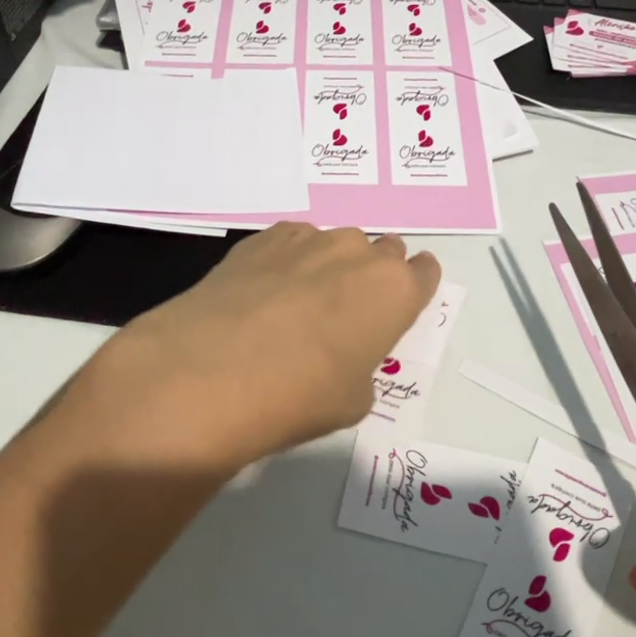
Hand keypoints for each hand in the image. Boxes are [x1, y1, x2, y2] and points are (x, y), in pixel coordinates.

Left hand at [81, 223, 441, 465]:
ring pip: (334, 244)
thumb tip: (341, 353)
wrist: (211, 371)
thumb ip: (363, 364)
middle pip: (382, 251)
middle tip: (347, 311)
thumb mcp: (353, 399)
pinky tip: (263, 294)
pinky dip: (287, 262)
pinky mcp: (262, 237)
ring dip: (328, 266)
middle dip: (372, 274)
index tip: (398, 306)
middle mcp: (358, 252)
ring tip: (297, 304)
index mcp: (395, 290)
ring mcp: (308, 238)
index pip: (424, 272)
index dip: (413, 289)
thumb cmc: (299, 395)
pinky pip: (292, 243)